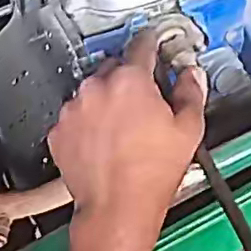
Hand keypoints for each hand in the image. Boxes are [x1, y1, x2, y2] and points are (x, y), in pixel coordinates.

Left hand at [48, 29, 205, 229]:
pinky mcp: (59, 132)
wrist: (117, 208)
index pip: (141, 45)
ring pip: (92, 93)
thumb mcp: (188, 130)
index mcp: (130, 81)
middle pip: (114, 68)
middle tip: (145, 104)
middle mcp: (96, 89)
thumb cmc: (150, 174)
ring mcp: (73, 110)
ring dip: (106, 102)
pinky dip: (87, 123)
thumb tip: (191, 76)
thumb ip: (191, 93)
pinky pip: (75, 117)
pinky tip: (104, 142)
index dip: (153, 42)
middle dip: (129, 80)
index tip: (155, 41)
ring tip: (124, 131)